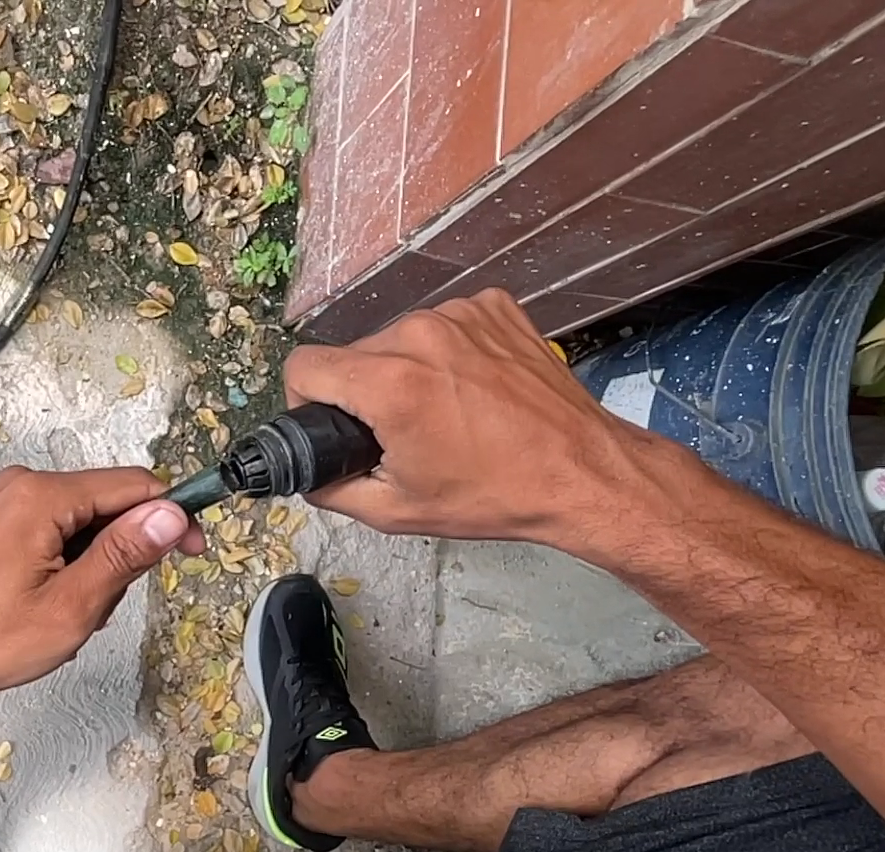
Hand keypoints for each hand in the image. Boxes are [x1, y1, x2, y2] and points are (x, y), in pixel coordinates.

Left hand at [0, 466, 205, 707]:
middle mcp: (21, 488)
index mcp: (43, 497)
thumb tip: (169, 515)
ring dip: (92, 569)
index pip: (136, 487)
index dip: (172, 518)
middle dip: (121, 555)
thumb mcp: (70, 606)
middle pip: (107, 505)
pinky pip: (53, 534)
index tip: (191, 550)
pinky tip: (45, 606)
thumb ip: (125, 556)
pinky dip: (65, 569)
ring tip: (64, 615)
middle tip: (101, 607)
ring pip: (81, 525)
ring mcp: (3, 505)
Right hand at [285, 289, 661, 542]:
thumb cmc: (494, 494)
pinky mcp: (491, 307)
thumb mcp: (395, 511)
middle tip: (395, 432)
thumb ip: (330, 491)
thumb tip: (309, 475)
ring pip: (394, 338)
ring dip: (401, 371)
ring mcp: (460, 314)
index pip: (304, 365)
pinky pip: (439, 324)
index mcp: (391, 384)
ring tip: (439, 411)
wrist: (580, 473)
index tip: (329, 422)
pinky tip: (467, 387)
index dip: (305, 400)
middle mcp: (420, 335)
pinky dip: (442, 354)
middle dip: (359, 393)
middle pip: (351, 354)